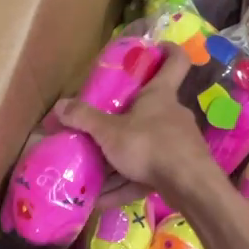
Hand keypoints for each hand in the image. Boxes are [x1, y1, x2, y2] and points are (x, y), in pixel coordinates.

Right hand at [55, 43, 215, 206]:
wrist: (189, 185)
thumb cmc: (150, 145)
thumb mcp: (110, 132)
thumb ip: (84, 119)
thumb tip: (59, 106)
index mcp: (160, 95)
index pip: (174, 60)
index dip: (167, 50)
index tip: (155, 48)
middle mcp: (173, 115)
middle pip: (150, 110)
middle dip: (126, 119)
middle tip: (101, 126)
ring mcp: (179, 144)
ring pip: (146, 147)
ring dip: (120, 160)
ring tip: (93, 173)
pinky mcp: (179, 170)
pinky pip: (147, 174)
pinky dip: (126, 185)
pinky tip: (103, 200)